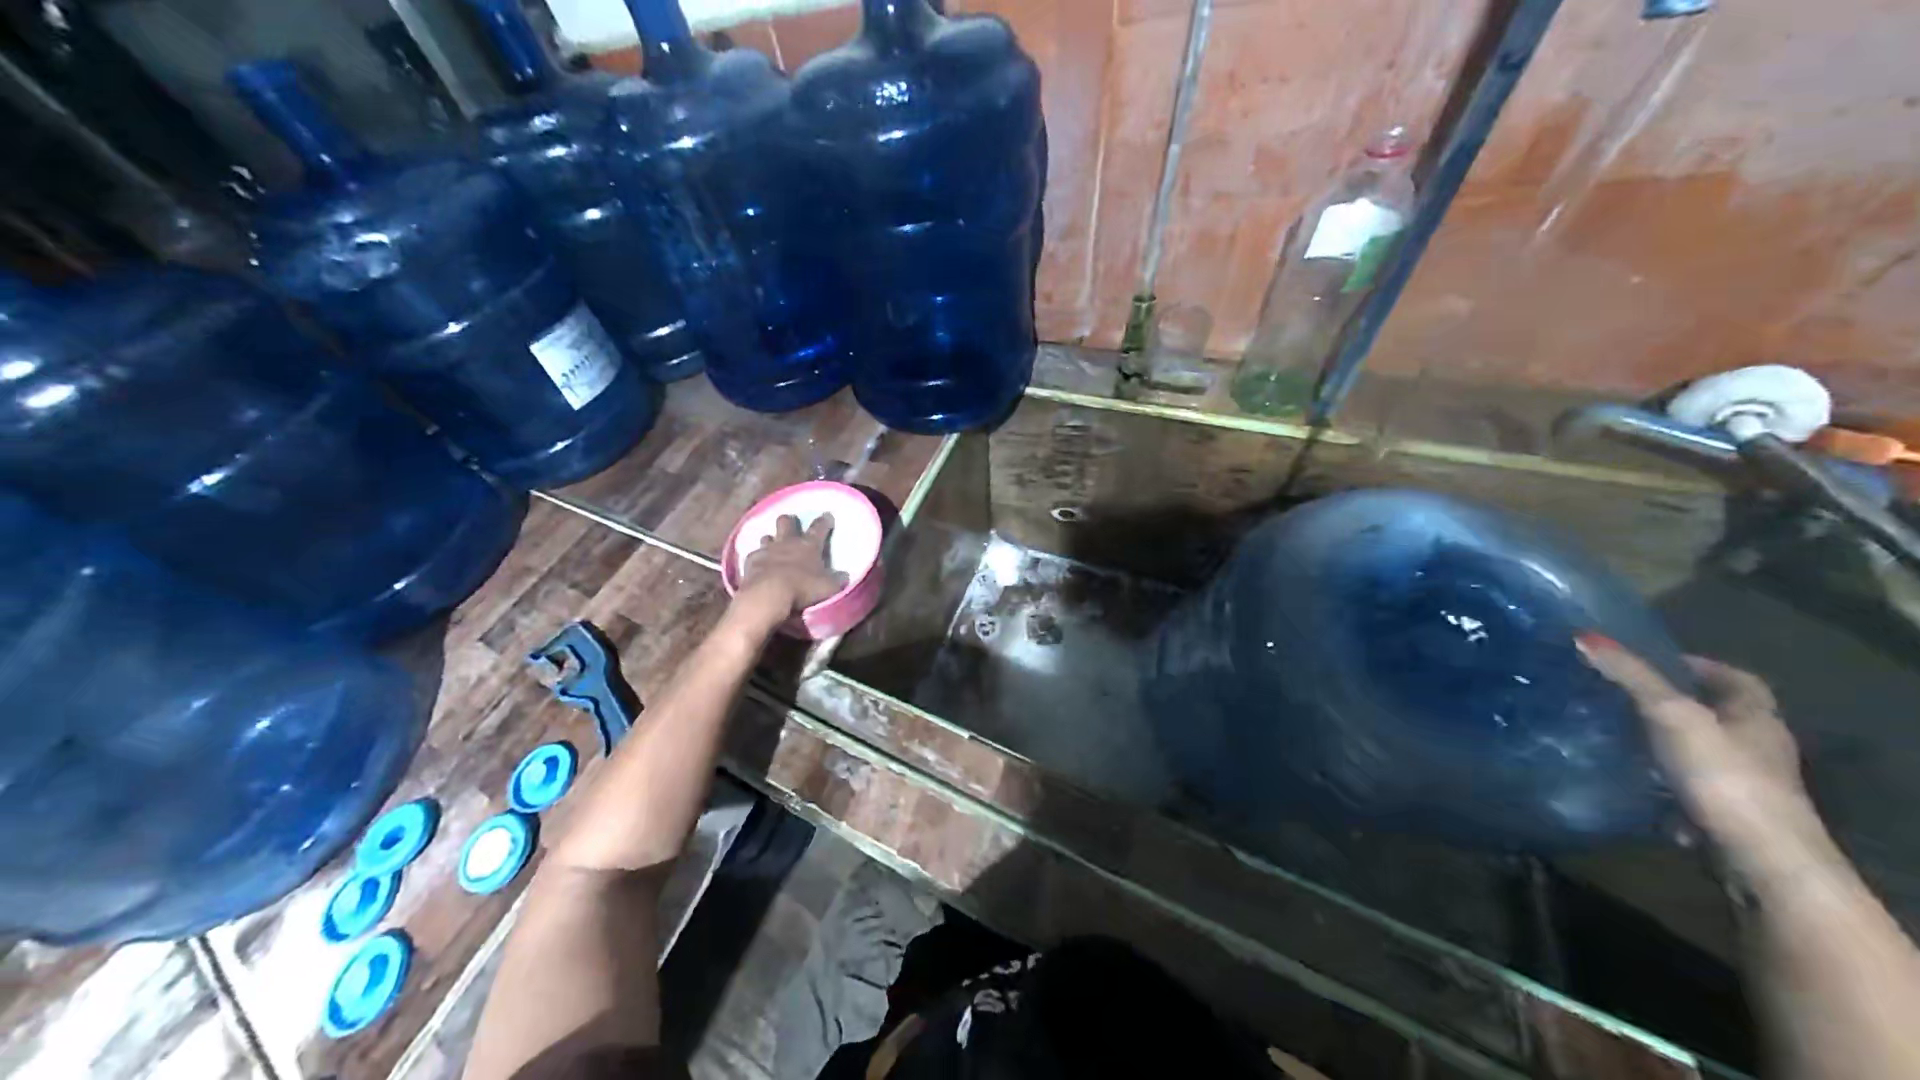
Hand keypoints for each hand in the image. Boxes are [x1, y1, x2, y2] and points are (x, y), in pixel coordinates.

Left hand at [734, 514, 846, 628]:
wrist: (768, 595)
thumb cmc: (803, 589)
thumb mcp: (828, 588)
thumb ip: (837, 580)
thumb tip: (844, 575)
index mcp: (809, 545)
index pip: (819, 527)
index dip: (824, 521)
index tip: (827, 515)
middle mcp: (787, 542)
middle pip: (786, 522)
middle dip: (789, 521)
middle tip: (791, 524)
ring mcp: (766, 550)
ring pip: (767, 537)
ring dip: (771, 541)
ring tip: (773, 546)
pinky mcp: (750, 562)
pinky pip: (754, 555)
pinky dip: (757, 559)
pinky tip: (758, 566)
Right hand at [1576, 634, 1818, 862]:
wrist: (1759, 859)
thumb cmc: (1725, 776)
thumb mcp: (1672, 715)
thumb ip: (1631, 677)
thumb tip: (1582, 636)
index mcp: (1757, 718)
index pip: (1737, 680)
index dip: (1700, 666)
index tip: (1653, 660)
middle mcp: (1757, 748)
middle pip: (1715, 715)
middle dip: (1671, 703)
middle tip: (1616, 692)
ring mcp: (1743, 786)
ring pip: (1696, 751)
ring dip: (1659, 741)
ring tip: (1610, 731)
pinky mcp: (1724, 815)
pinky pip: (1685, 786)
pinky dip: (1657, 779)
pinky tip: (1625, 778)